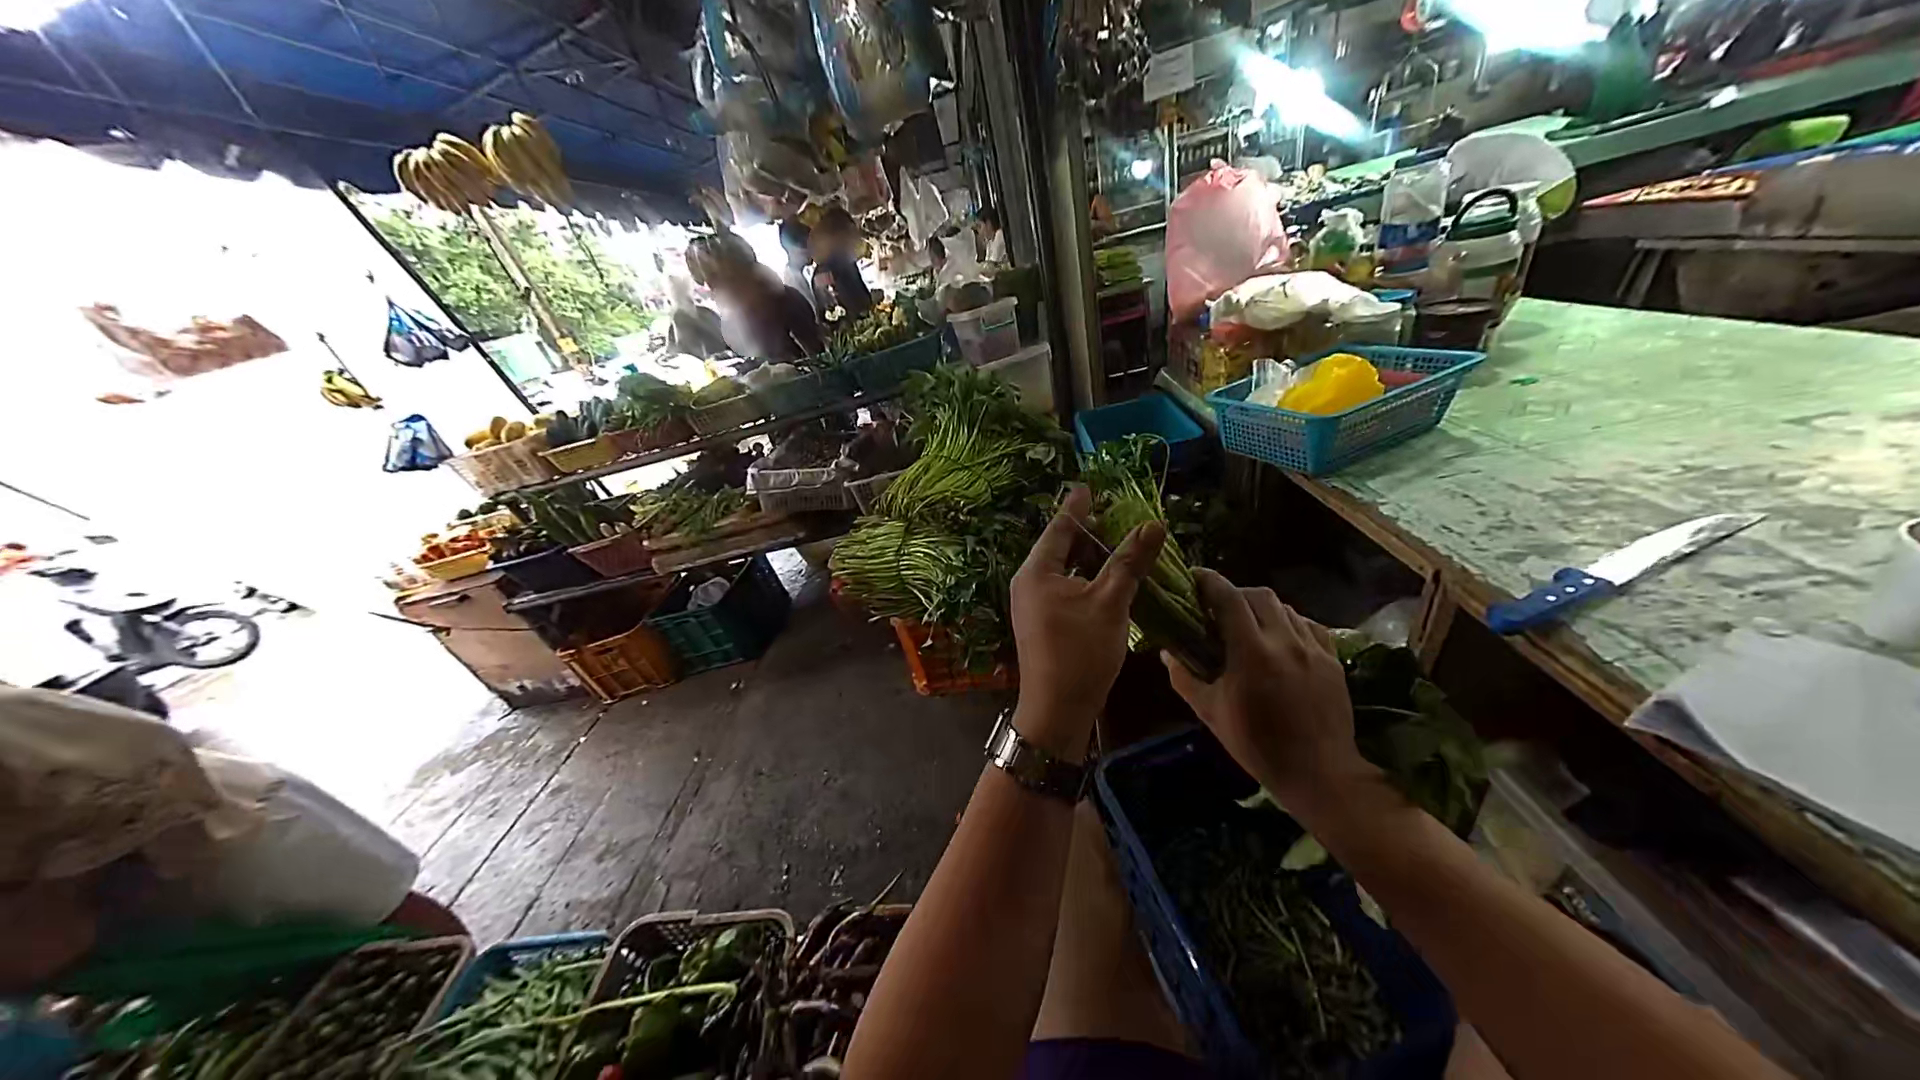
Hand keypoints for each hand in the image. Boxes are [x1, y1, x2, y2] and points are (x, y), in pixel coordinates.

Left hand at [1009, 485, 1163, 759]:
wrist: (1057, 710)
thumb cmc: (1080, 652)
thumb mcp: (1110, 602)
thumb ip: (1129, 561)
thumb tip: (1153, 524)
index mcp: (1036, 571)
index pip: (1058, 527)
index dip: (1077, 506)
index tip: (1090, 487)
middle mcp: (1028, 583)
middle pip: (1060, 546)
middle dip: (1089, 532)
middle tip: (1117, 516)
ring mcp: (1033, 604)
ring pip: (1064, 569)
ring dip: (1090, 557)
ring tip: (1120, 545)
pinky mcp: (1043, 622)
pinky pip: (1065, 588)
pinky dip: (1087, 579)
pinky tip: (1111, 580)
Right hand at [1161, 570, 1370, 804]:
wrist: (1318, 773)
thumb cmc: (1256, 745)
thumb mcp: (1210, 712)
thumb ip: (1185, 677)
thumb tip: (1167, 652)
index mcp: (1251, 651)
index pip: (1229, 598)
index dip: (1210, 581)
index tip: (1196, 577)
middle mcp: (1284, 641)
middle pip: (1259, 595)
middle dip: (1236, 593)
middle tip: (1219, 607)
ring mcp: (1313, 649)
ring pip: (1286, 608)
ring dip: (1263, 608)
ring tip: (1249, 624)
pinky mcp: (1333, 660)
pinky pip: (1310, 626)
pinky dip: (1290, 623)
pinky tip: (1281, 639)